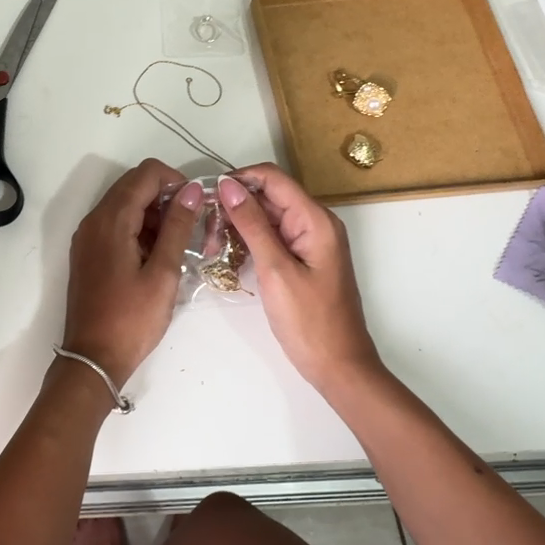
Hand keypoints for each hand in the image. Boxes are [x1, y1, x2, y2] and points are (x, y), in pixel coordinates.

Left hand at [62, 159, 202, 384]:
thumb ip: (177, 227)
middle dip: (165, 197)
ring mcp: (86, 235)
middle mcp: (93, 219)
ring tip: (178, 245)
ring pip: (124, 204)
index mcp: (111, 219)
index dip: (175, 181)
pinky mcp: (86, 251)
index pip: (145, 173)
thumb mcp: (163, 273)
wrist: (93, 357)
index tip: (196, 206)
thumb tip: (191, 191)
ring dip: (152, 214)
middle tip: (191, 226)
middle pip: (133, 185)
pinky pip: (114, 224)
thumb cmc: (132, 319)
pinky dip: (137, 228)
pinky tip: (156, 256)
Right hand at [216, 164, 381, 388]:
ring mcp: (309, 240)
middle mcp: (315, 223)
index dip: (238, 180)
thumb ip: (251, 224)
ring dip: (237, 224)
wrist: (339, 366)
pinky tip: (228, 255)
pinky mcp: (302, 257)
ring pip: (266, 215)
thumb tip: (228, 185)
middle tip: (205, 231)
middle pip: (268, 195)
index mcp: (315, 220)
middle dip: (234, 205)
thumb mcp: (275, 270)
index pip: (272, 178)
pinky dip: (249, 240)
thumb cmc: (309, 321)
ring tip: (212, 246)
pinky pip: (271, 236)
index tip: (207, 196)